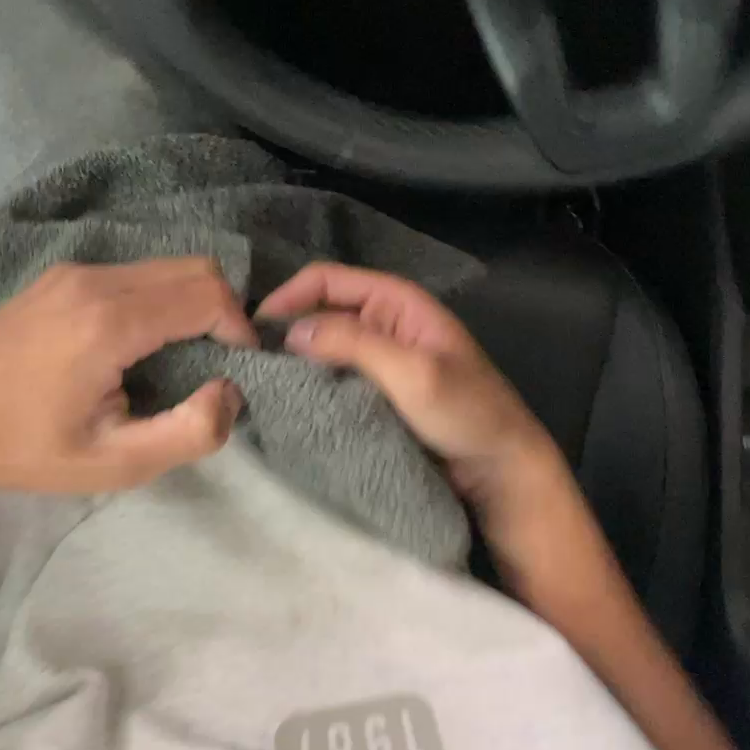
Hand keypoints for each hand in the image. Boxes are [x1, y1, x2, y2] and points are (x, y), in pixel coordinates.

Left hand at [0, 258, 254, 572]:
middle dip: (223, 312)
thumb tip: (230, 390)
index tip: (237, 371)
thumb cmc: (28, 451)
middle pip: (195, 269)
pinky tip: (141, 344)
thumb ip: (190, 432)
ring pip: (165, 266)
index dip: (240, 329)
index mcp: (108, 321)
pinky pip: (134, 272)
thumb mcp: (117, 463)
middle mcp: (92, 279)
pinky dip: (160, 298)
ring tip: (182, 357)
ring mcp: (71, 271)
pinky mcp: (59, 277)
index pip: (208, 295)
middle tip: (217, 363)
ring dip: (192, 304)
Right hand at [257, 261, 558, 509]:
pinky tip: (290, 402)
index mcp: (397, 302)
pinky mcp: (378, 394)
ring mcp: (381, 361)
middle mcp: (385, 324)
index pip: (329, 280)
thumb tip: (292, 331)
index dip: (289, 296)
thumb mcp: (413, 372)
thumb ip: (354, 344)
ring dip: (297, 362)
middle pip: (323, 312)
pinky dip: (313, 386)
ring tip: (261, 383)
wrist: (500, 468)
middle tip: (248, 362)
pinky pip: (336, 380)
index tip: (253, 329)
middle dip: (288, 330)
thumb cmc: (467, 412)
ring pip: (326, 348)